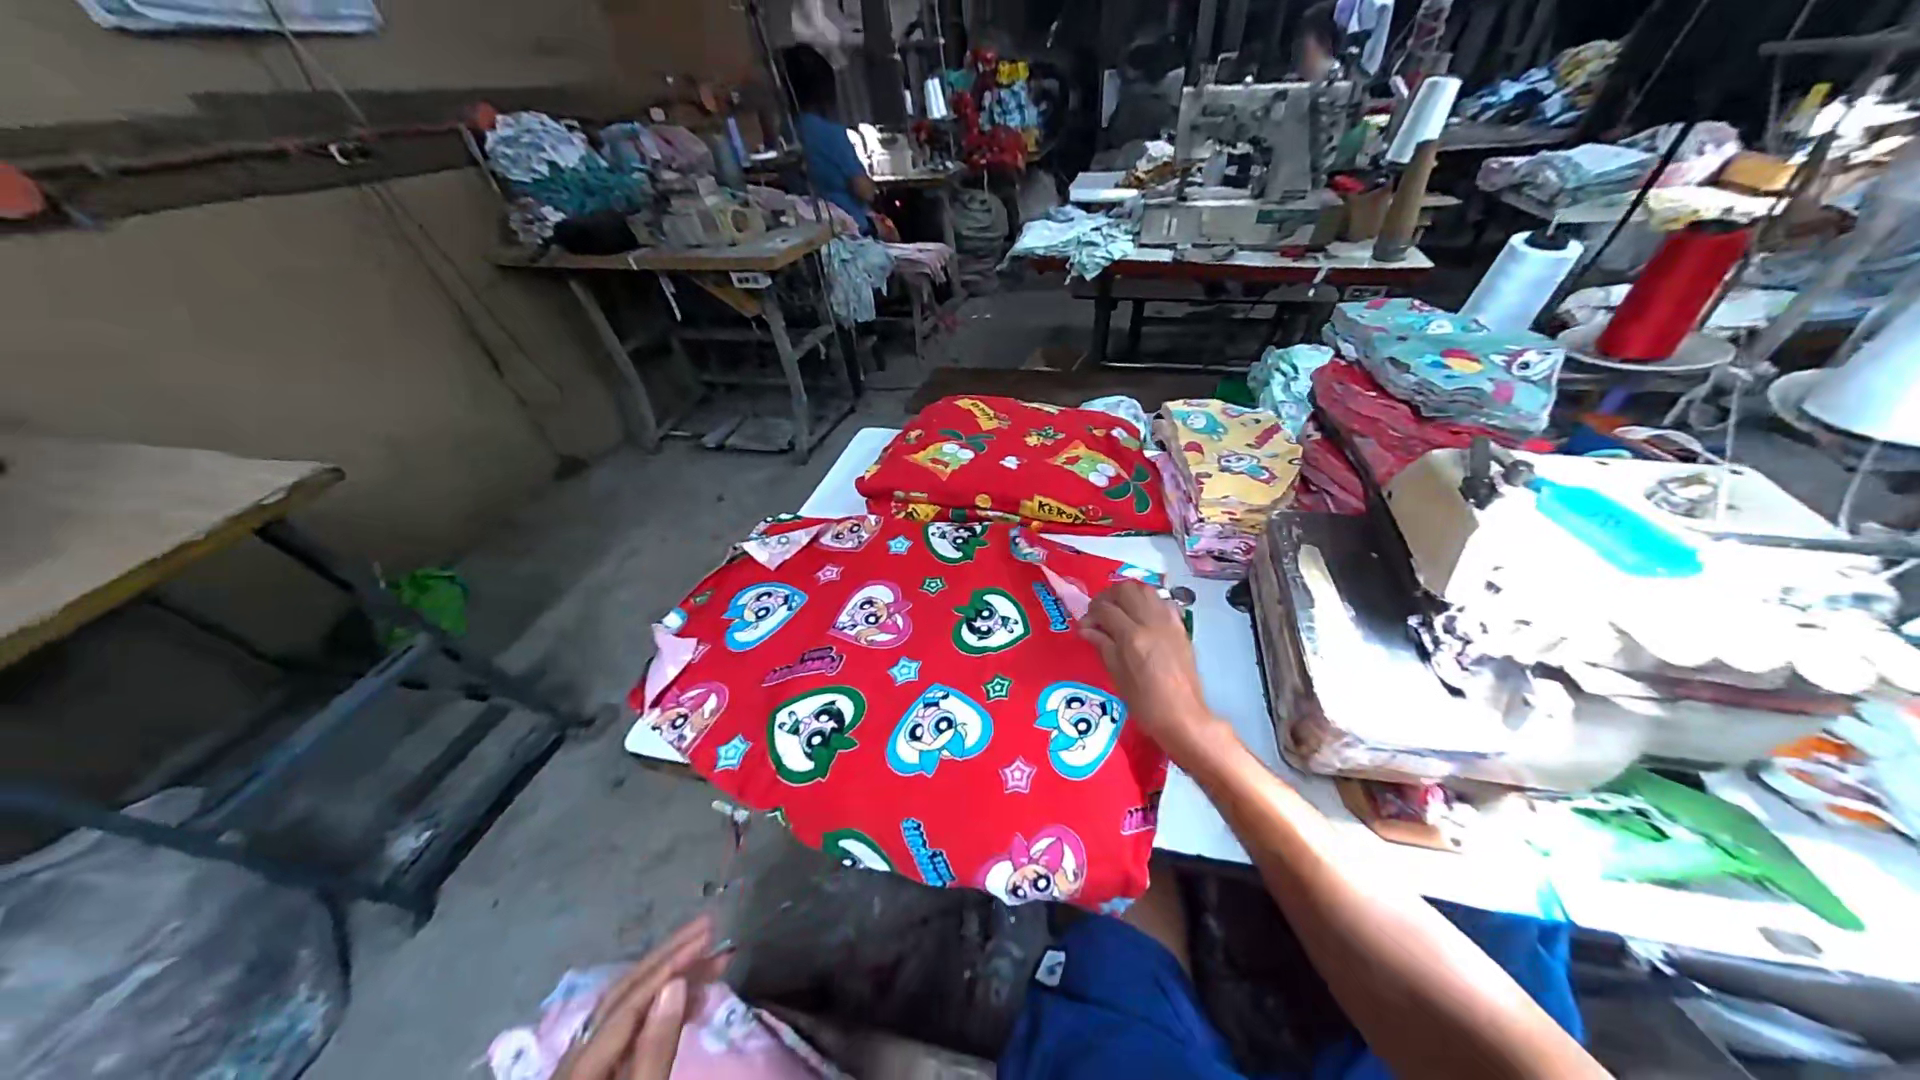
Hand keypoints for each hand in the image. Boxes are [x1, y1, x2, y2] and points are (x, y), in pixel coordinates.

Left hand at [553, 915, 729, 1079]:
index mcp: (581, 1068)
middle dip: (668, 958)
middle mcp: (574, 1059)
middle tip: (710, 930)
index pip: (629, 1001)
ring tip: (708, 958)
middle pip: (622, 994)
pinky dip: (656, 1004)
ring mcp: (579, 1070)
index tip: (709, 936)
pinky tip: (681, 997)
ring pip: (623, 1008)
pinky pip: (624, 1028)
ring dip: (665, 977)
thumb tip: (675, 987)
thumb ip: (653, 1052)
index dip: (669, 965)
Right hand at [1080, 581, 1220, 761]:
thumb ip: (1102, 645)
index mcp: (1132, 637)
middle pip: (1125, 590)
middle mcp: (1151, 622)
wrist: (1183, 716)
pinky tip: (1141, 616)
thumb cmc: (1145, 704)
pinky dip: (1148, 601)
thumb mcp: (1117, 676)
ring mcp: (1169, 622)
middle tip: (1099, 612)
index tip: (1084, 625)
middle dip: (1107, 597)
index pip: (1105, 609)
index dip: (1090, 614)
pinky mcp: (1181, 627)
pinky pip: (1162, 601)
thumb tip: (1086, 629)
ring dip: (1128, 594)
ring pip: (1145, 589)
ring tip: (1119, 609)